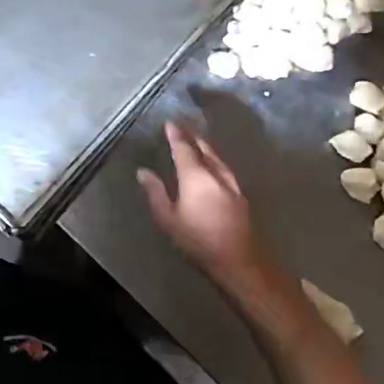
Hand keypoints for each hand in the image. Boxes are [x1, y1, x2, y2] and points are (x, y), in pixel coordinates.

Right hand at [138, 121, 262, 280]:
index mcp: (196, 177)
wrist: (238, 261)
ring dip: (206, 147)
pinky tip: (214, 166)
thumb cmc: (197, 240)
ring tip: (198, 142)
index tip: (170, 122)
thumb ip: (155, 193)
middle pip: (205, 149)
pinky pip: (225, 169)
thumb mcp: (168, 219)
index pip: (184, 149)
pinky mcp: (241, 196)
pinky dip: (215, 161)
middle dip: (193, 137)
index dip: (176, 135)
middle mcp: (216, 174)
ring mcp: (232, 184)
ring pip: (218, 158)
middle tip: (184, 127)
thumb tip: (143, 172)